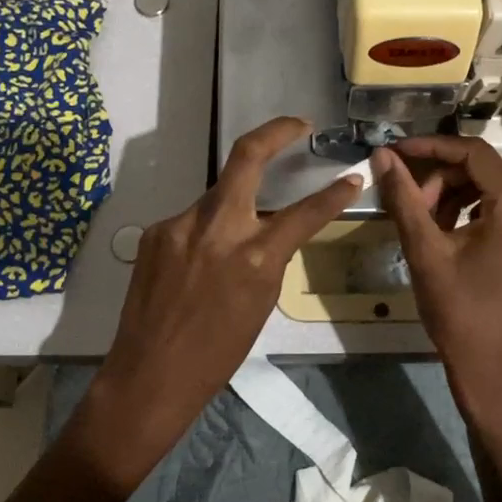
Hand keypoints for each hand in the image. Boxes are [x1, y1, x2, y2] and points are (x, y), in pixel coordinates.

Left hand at [93, 117, 361, 443]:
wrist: (150, 375)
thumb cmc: (216, 354)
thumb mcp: (261, 303)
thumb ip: (268, 258)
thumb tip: (270, 230)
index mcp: (254, 256)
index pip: (306, 212)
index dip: (335, 194)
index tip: (352, 177)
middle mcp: (217, 228)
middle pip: (246, 156)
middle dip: (276, 132)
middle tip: (297, 125)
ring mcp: (180, 225)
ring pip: (217, 196)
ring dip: (234, 205)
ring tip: (234, 241)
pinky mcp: (155, 232)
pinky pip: (191, 221)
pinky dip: (204, 233)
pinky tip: (197, 266)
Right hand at [372, 136, 501, 382]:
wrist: (485, 364)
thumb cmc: (456, 309)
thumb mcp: (424, 249)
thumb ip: (403, 197)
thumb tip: (382, 156)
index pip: (474, 154)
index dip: (431, 147)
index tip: (395, 152)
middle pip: (480, 167)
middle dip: (437, 176)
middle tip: (407, 201)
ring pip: (484, 185)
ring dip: (447, 192)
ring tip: (420, 220)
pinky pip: (492, 206)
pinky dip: (462, 208)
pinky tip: (438, 230)